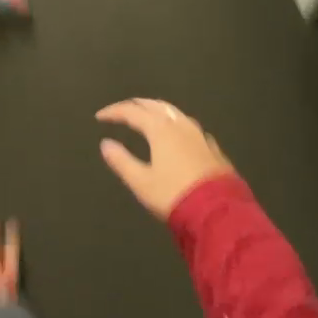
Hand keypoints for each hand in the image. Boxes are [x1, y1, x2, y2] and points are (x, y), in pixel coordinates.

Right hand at [96, 99, 235, 219]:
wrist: (217, 212)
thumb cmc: (174, 196)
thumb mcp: (142, 182)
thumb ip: (122, 161)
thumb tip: (105, 144)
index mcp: (160, 129)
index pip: (132, 112)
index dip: (114, 112)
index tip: (100, 117)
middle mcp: (180, 124)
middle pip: (154, 105)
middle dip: (136, 105)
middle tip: (122, 110)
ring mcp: (199, 134)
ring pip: (174, 112)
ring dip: (156, 110)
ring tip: (147, 116)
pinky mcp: (212, 147)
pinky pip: (189, 126)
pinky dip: (175, 123)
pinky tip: (176, 134)